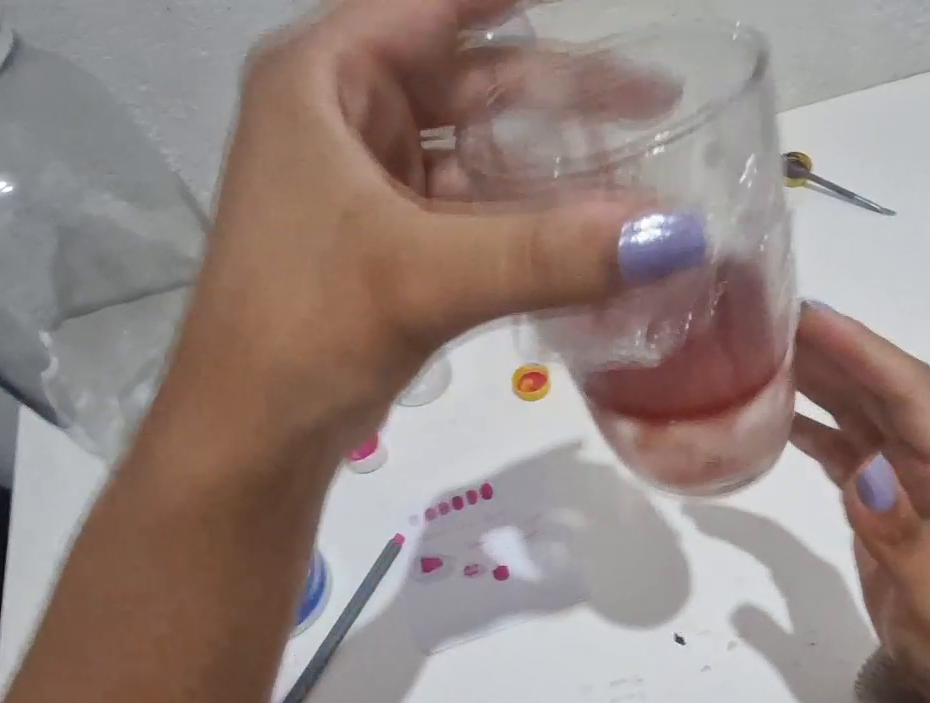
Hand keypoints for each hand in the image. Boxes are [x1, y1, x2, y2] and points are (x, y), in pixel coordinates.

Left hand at [160, 0, 701, 458]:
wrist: (252, 433)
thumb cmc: (308, 327)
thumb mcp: (427, 276)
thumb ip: (550, 253)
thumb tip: (677, 234)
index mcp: (325, 81)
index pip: (434, 3)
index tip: (599, 4)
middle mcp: (345, 120)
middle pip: (469, 81)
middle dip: (559, 93)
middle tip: (655, 104)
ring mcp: (369, 188)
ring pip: (478, 157)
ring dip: (550, 171)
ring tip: (636, 176)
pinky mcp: (391, 249)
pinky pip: (474, 217)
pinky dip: (528, 226)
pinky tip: (584, 238)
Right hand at [788, 304, 929, 702]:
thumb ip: (902, 537)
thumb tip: (865, 473)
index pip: (915, 397)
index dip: (867, 354)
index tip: (815, 319)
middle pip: (886, 389)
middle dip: (839, 350)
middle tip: (778, 319)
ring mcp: (906, 477)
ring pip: (863, 410)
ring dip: (823, 377)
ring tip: (770, 351)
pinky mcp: (880, 496)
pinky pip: (845, 444)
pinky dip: (813, 423)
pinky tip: (778, 412)